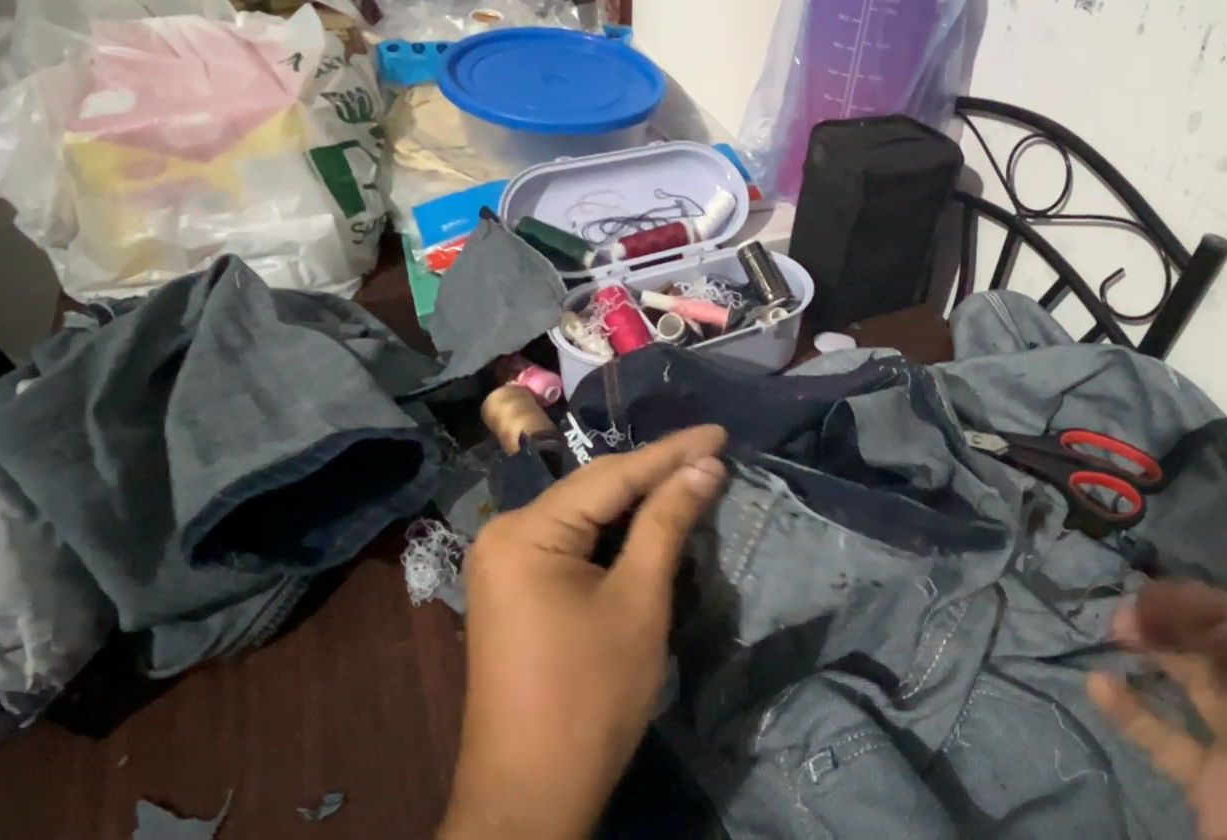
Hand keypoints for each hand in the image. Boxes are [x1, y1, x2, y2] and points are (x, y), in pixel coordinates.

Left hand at [441, 426, 728, 839]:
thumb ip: (667, 523)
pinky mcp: (516, 590)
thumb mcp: (638, 601)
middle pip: (594, 489)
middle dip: (656, 471)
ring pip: (585, 515)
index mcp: (526, 532)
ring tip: (693, 474)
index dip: (672, 452)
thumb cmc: (590, 697)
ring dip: (638, 500)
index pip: (613, 475)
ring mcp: (506, 564)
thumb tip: (704, 466)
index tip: (721, 431)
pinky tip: (652, 518)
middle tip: (714, 451)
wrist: (530, 794)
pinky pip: (573, 543)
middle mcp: (506, 534)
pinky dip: (615, 532)